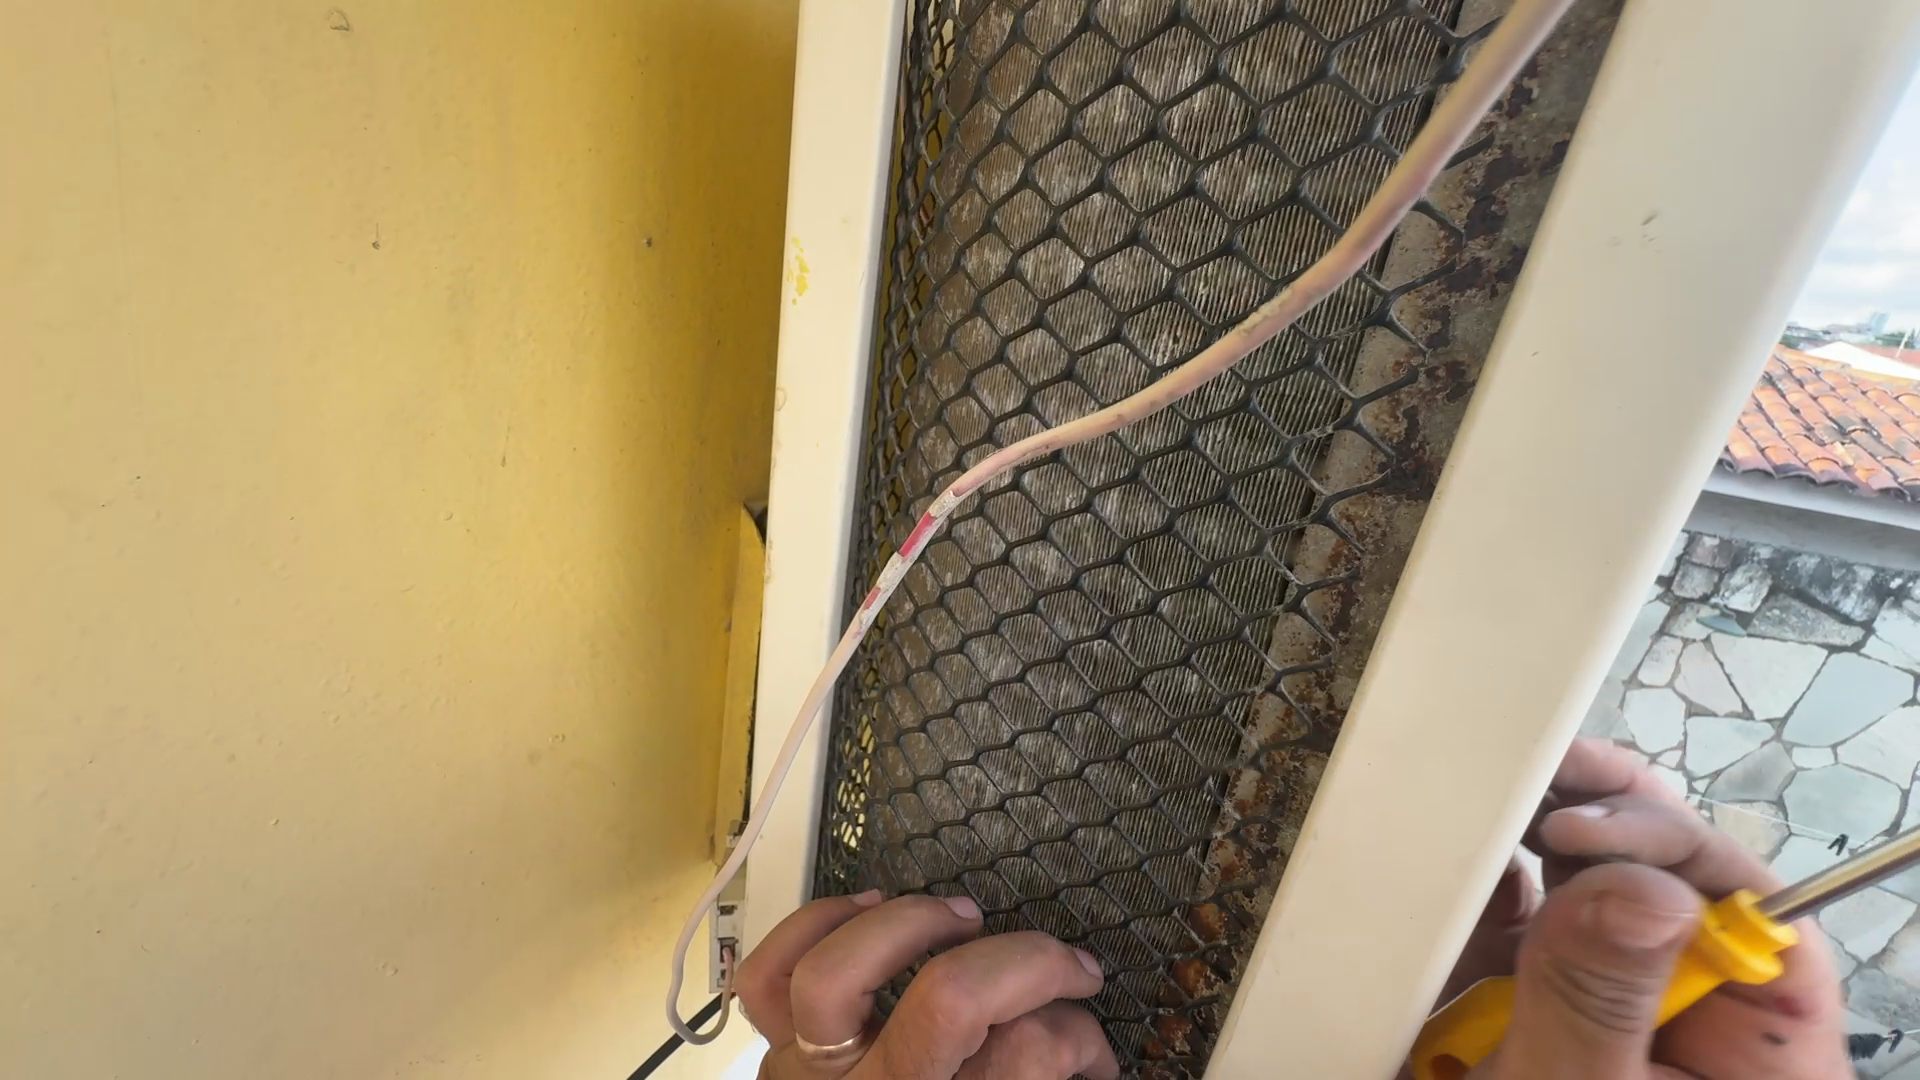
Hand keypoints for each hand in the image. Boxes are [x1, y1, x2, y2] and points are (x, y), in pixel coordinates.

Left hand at [733, 891, 1119, 1079]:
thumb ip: (1031, 1072)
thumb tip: (1067, 1019)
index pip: (1016, 1058)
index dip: (1065, 1018)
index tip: (1084, 992)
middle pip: (940, 1004)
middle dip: (1009, 965)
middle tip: (1049, 958)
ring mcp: (804, 1071)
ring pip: (832, 975)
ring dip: (908, 923)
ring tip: (958, 917)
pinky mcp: (776, 1046)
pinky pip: (764, 976)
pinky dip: (815, 922)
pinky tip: (867, 905)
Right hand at [1449, 738, 1849, 1077]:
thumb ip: (1598, 1003)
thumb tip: (1641, 886)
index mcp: (1747, 1054)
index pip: (1756, 924)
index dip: (1681, 850)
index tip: (1580, 827)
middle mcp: (1680, 1007)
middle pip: (1679, 882)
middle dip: (1617, 814)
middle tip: (1548, 774)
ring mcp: (1597, 988)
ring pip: (1595, 879)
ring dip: (1549, 820)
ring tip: (1506, 784)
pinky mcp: (1526, 977)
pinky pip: (1520, 902)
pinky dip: (1491, 859)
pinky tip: (1469, 834)